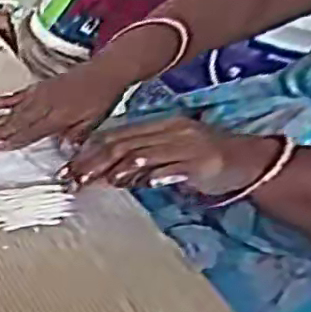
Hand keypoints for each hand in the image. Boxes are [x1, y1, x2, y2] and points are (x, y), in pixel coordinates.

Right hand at [0, 62, 134, 150]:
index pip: (30, 132)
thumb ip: (76, 136)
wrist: (112, 68)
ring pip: (10, 112)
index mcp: (60, 116)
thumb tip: (63, 152)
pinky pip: (10, 97)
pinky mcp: (34, 89)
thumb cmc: (102, 96)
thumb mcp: (95, 120)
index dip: (11, 140)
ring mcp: (38, 96)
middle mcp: (45, 106)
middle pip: (16, 123)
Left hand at [63, 117, 280, 194]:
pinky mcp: (204, 162)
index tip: (63, 172)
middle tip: (72, 183)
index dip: (84, 155)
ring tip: (100, 185)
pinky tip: (141, 184)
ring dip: (114, 173)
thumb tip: (85, 173)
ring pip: (140, 156)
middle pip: (121, 146)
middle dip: (90, 166)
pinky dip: (150, 178)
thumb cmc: (192, 161)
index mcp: (159, 126)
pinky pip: (169, 170)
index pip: (114, 136)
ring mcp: (189, 145)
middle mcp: (173, 131)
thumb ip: (124, 161)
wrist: (247, 162)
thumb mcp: (154, 156)